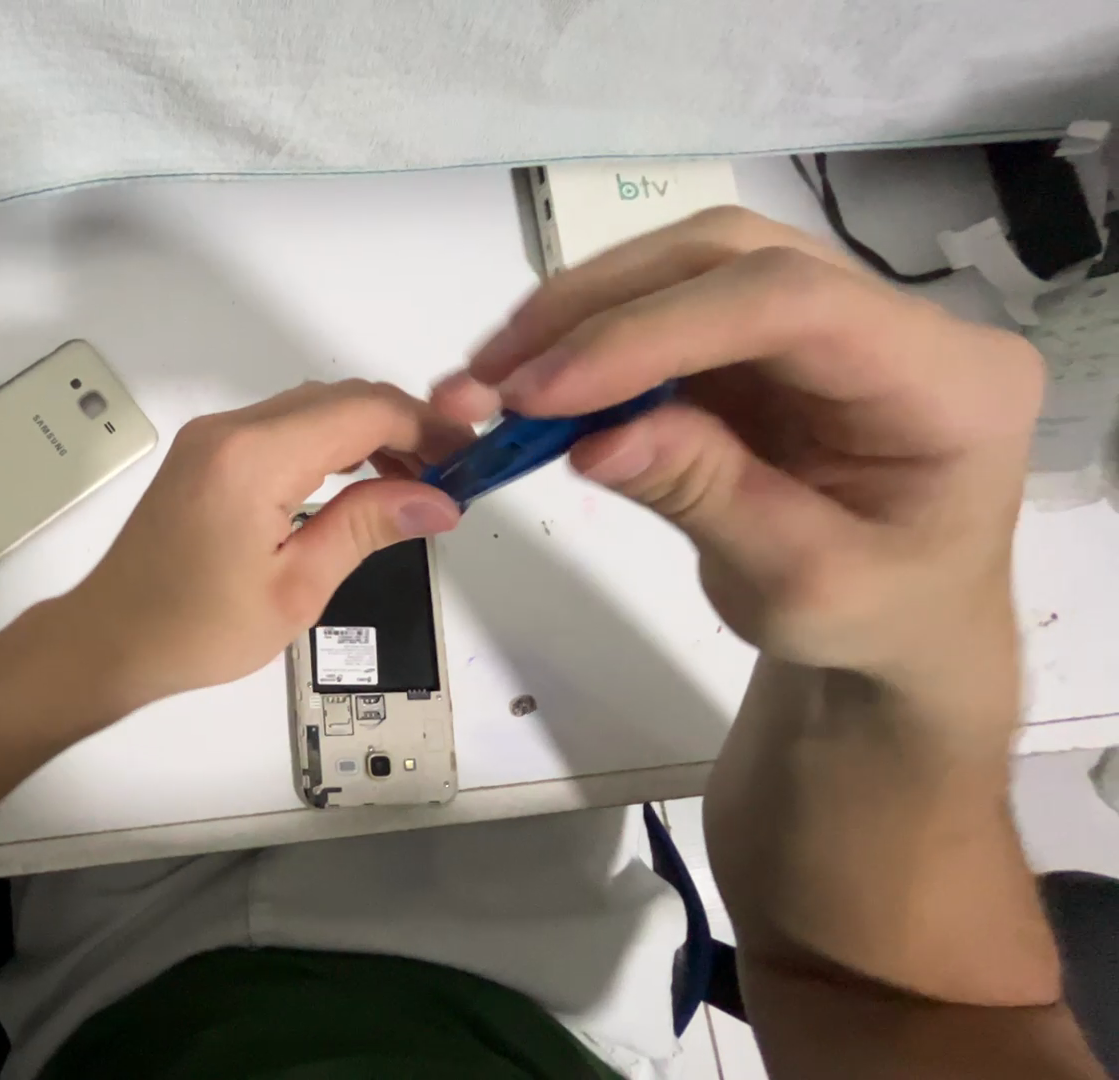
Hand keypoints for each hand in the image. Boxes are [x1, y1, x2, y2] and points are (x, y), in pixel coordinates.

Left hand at [65, 379, 469, 706]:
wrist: (111, 637)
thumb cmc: (197, 629)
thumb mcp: (296, 589)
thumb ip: (366, 528)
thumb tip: (438, 501)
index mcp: (252, 458)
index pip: (362, 412)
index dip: (426, 428)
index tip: (467, 461)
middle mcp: (228, 429)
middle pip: (338, 400)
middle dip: (402, 429)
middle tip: (443, 480)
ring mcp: (210, 437)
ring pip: (310, 409)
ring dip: (364, 435)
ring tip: (406, 487)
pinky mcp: (202, 453)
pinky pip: (279, 428)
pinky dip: (325, 445)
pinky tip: (350, 485)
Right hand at [433, 207, 1042, 684]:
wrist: (884, 622)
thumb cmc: (867, 616)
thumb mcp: (796, 583)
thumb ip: (705, 498)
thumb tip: (592, 444)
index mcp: (940, 382)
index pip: (786, 305)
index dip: (647, 334)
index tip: (533, 396)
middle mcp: (883, 324)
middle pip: (724, 257)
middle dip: (592, 308)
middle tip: (492, 376)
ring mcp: (811, 326)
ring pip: (679, 267)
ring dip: (572, 314)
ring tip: (493, 376)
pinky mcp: (746, 348)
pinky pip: (653, 312)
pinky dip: (577, 340)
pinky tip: (528, 379)